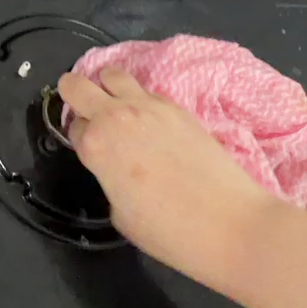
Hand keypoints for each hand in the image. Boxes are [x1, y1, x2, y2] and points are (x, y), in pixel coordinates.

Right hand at [57, 67, 283, 282]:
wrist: (233, 226)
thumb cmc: (172, 233)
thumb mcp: (121, 215)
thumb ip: (108, 180)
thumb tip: (115, 170)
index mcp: (95, 146)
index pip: (73, 127)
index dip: (82, 139)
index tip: (96, 153)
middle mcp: (114, 116)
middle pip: (74, 84)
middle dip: (75, 96)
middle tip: (91, 116)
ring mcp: (146, 106)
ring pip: (111, 74)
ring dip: (110, 90)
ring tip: (125, 113)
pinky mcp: (176, 106)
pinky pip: (147, 92)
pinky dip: (144, 103)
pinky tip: (159, 129)